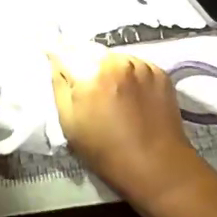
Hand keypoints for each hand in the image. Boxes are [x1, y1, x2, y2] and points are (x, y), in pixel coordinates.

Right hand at [48, 43, 208, 203]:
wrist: (156, 165)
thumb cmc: (105, 150)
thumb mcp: (69, 123)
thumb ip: (60, 86)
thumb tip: (56, 63)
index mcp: (90, 73)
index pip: (67, 52)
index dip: (61, 58)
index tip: (61, 68)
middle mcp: (116, 61)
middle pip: (93, 53)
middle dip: (88, 66)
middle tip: (91, 91)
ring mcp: (141, 65)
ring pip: (117, 59)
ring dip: (111, 70)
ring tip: (115, 95)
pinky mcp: (160, 72)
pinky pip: (138, 66)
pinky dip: (132, 76)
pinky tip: (134, 98)